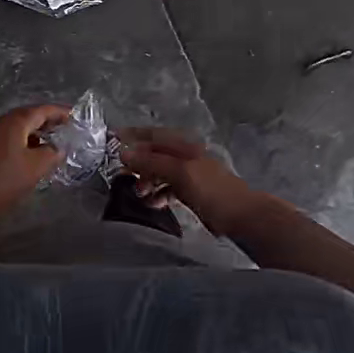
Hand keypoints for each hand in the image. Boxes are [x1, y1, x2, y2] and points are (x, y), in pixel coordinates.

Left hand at [0, 104, 70, 215]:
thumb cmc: (2, 181)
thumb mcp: (35, 168)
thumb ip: (52, 154)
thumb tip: (58, 148)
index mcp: (15, 122)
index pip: (43, 110)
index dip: (61, 112)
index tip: (76, 117)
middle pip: (28, 116)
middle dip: (48, 122)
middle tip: (66, 130)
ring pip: (16, 129)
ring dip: (34, 134)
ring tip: (50, 146)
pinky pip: (7, 140)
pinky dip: (22, 144)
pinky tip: (28, 159)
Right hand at [117, 127, 263, 236]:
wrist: (242, 217)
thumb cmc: (212, 191)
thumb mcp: (180, 173)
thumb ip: (152, 162)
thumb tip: (124, 152)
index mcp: (184, 146)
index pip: (153, 135)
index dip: (133, 135)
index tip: (111, 138)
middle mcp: (186, 157)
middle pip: (155, 154)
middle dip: (137, 162)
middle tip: (120, 174)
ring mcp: (190, 175)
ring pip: (160, 172)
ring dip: (146, 180)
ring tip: (136, 193)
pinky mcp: (193, 193)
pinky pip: (168, 189)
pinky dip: (158, 194)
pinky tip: (151, 204)